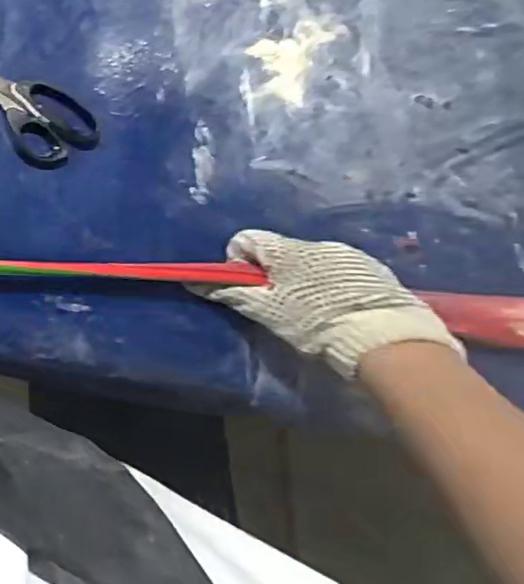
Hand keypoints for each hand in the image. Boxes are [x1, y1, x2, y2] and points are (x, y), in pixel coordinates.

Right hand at [193, 229, 461, 377]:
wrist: (390, 343)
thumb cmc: (313, 321)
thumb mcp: (262, 309)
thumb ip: (226, 291)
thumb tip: (193, 282)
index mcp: (287, 250)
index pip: (245, 240)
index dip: (238, 262)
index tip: (247, 286)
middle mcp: (320, 245)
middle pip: (278, 251)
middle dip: (271, 272)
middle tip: (276, 301)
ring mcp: (353, 258)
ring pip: (309, 261)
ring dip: (301, 278)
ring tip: (310, 307)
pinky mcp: (379, 273)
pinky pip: (338, 271)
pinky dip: (329, 284)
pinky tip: (337, 307)